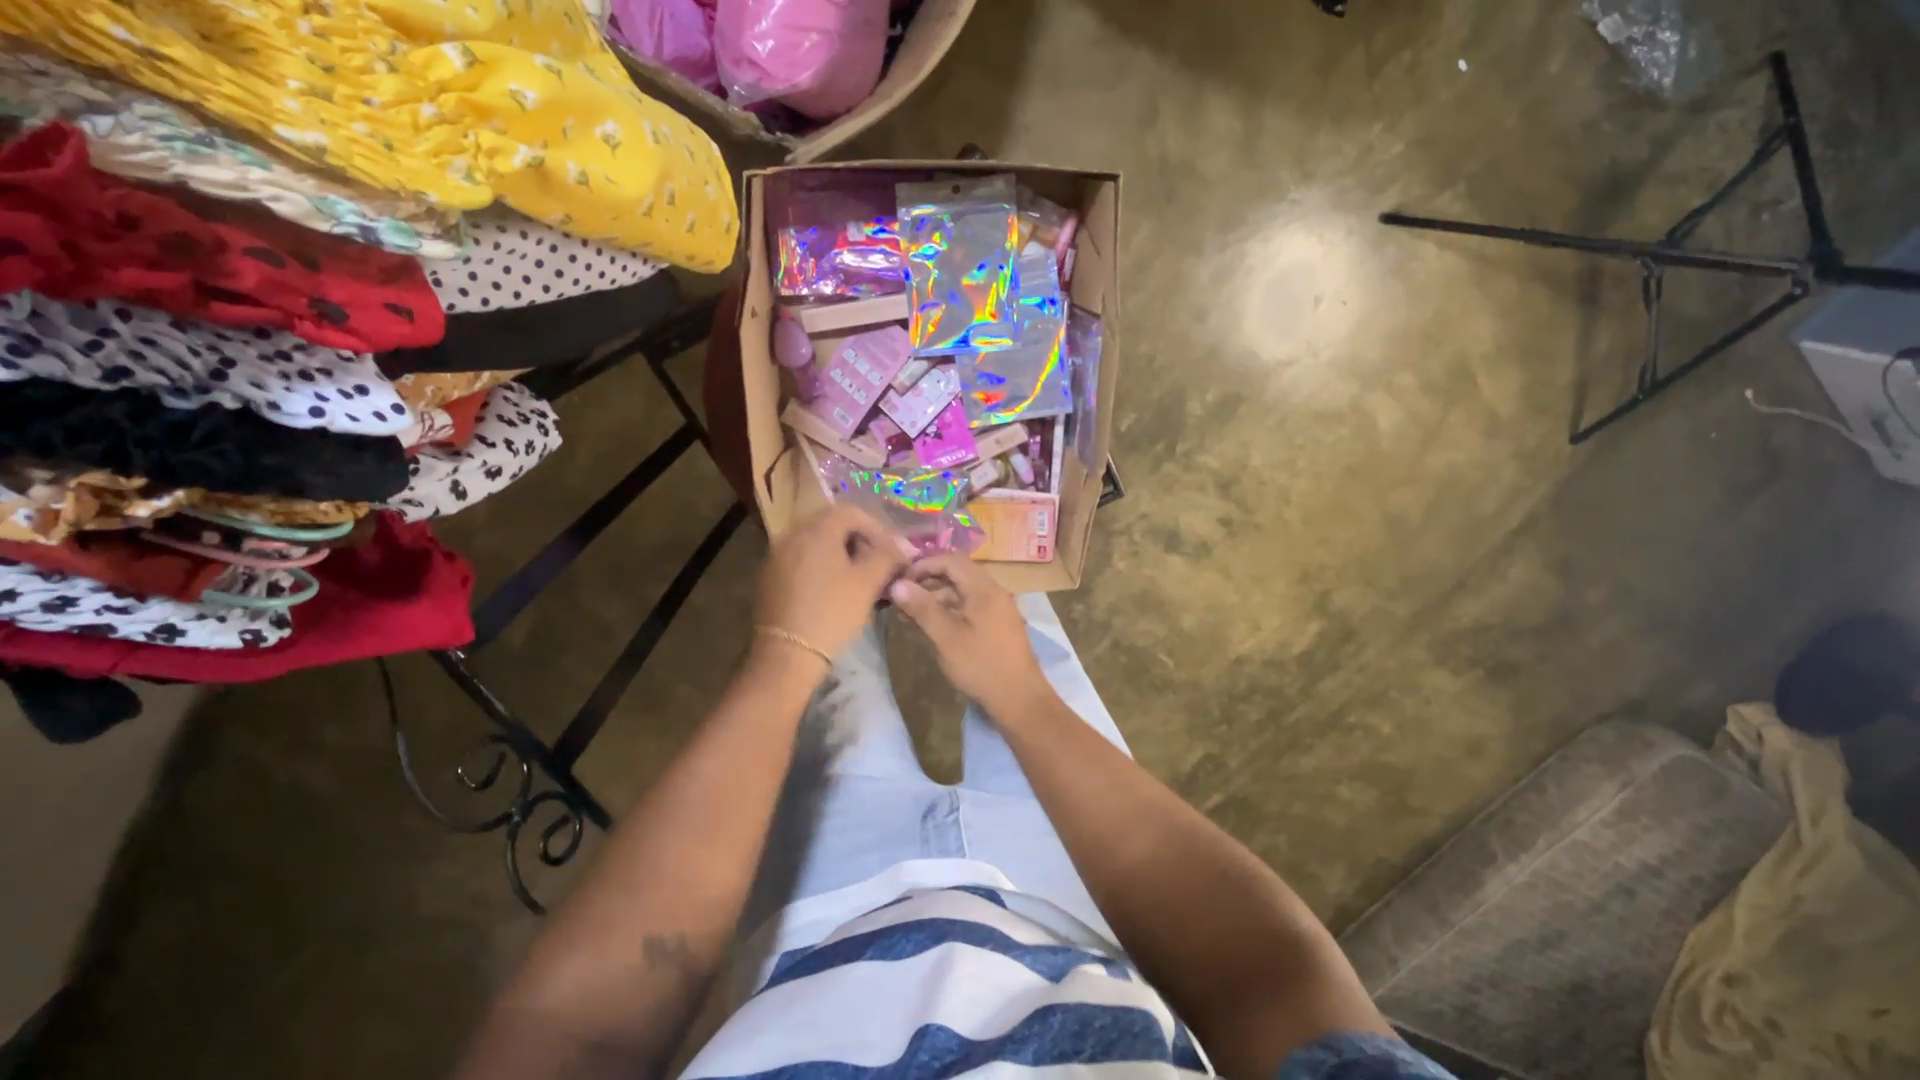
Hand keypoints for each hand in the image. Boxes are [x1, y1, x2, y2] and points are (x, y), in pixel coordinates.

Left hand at [755, 505, 910, 668]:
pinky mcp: (768, 577)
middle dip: (858, 541)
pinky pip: (800, 561)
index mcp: (816, 529)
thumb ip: (888, 556)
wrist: (787, 652)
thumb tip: (904, 546)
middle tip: (876, 564)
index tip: (892, 552)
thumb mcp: (868, 583)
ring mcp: (776, 555)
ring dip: (839, 554)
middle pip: (831, 525)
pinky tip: (830, 590)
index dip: (877, 528)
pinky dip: (819, 567)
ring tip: (856, 579)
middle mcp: (792, 534)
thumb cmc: (832, 612)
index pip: (852, 512)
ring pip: (815, 544)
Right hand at [886, 553, 1054, 719]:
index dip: (923, 564)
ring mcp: (998, 610)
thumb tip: (897, 584)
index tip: (900, 579)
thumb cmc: (981, 666)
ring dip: (936, 598)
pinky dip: (949, 612)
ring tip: (910, 614)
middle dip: (927, 581)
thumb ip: (922, 608)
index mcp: (984, 589)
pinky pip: (970, 608)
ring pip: (962, 593)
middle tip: (901, 597)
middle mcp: (994, 593)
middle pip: (957, 574)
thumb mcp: (946, 637)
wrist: (1020, 699)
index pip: (951, 560)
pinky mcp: (998, 626)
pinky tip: (932, 627)